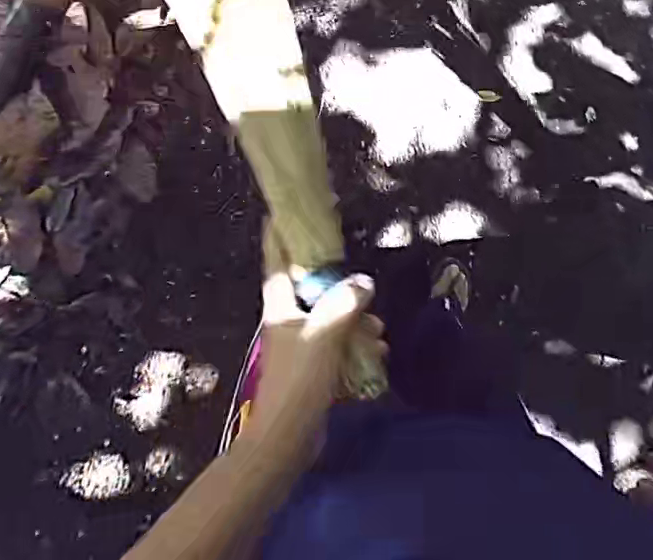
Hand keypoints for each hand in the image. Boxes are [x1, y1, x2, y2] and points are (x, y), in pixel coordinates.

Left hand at [246, 230, 383, 446]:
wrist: (286, 441)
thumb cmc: (298, 380)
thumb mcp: (325, 333)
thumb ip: (346, 302)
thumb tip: (364, 282)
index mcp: (280, 305)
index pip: (276, 260)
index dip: (278, 235)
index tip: (282, 212)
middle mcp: (287, 318)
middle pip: (311, 286)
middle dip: (340, 285)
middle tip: (362, 286)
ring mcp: (299, 342)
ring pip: (330, 315)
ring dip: (355, 320)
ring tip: (376, 332)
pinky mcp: (311, 365)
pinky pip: (337, 341)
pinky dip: (355, 343)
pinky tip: (374, 351)